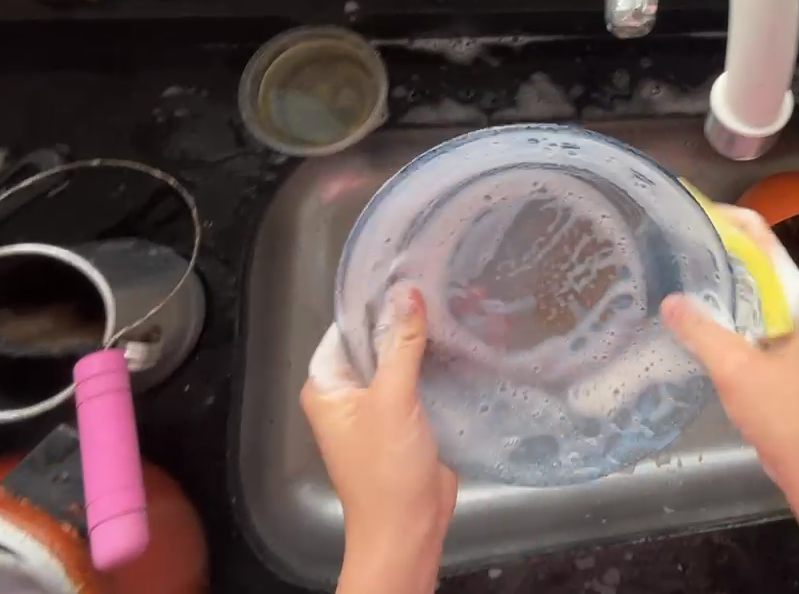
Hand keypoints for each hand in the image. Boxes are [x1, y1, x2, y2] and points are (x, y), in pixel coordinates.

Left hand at [301, 287, 457, 593]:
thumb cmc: (386, 468)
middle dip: (412, 314)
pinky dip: (443, 356)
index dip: (378, 300)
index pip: (349, 328)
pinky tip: (469, 336)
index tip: (412, 271)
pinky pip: (424, 374)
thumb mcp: (392, 398)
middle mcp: (351, 390)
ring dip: (432, 334)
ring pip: (406, 355)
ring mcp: (382, 402)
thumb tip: (408, 292)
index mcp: (329, 386)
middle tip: (449, 282)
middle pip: (379, 339)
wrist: (409, 528)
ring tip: (467, 301)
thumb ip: (401, 343)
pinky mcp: (411, 413)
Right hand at [661, 206, 798, 496]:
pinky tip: (692, 318)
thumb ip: (702, 332)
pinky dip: (720, 308)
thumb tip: (669, 300)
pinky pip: (744, 316)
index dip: (729, 217)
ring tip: (674, 272)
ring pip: (747, 289)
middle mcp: (791, 303)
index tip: (691, 213)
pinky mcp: (775, 350)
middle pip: (752, 259)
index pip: (761, 237)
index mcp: (791, 296)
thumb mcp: (737, 370)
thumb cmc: (784, 414)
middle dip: (715, 246)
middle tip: (671, 242)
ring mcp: (785, 327)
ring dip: (716, 279)